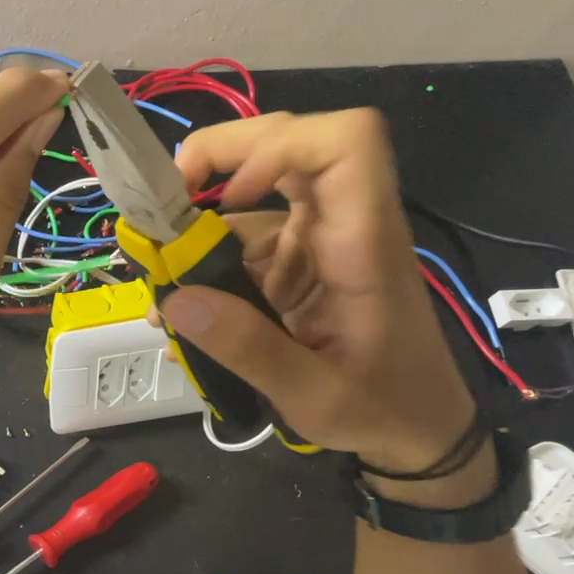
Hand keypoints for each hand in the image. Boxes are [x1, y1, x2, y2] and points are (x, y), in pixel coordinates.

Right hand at [150, 110, 474, 472]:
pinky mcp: (296, 268)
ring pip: (252, 201)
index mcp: (362, 245)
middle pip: (290, 145)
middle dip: (218, 159)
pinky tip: (176, 314)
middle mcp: (340, 228)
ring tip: (156, 291)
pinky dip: (200, 271)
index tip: (224, 196)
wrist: (417, 428)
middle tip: (160, 204)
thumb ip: (247, 348)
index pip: (343, 146)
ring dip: (195, 232)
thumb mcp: (313, 394)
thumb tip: (173, 301)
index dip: (277, 147)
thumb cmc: (382, 409)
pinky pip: (240, 249)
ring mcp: (316, 244)